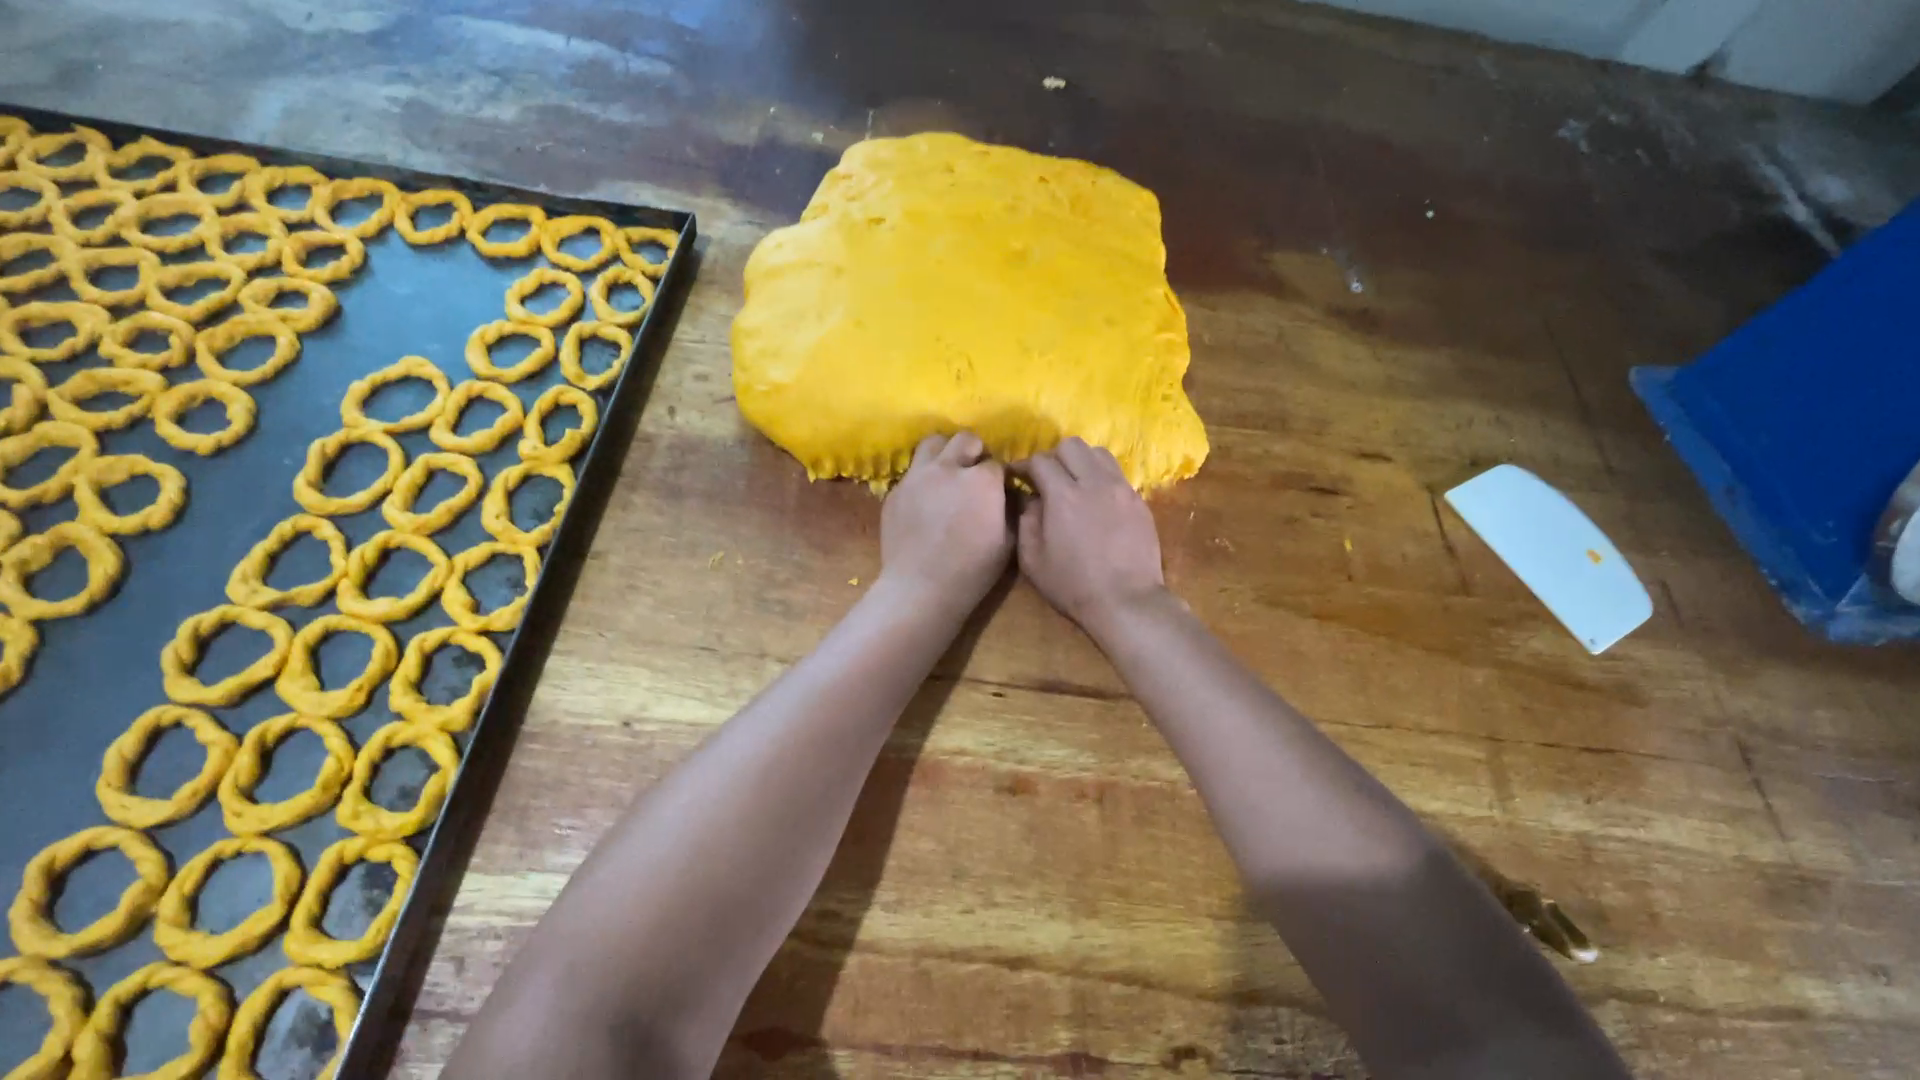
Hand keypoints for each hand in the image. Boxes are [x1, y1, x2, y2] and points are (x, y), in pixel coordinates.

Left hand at [878, 432, 1012, 615]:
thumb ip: (1012, 510)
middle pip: (965, 440)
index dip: (999, 476)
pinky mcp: (895, 491)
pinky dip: (923, 477)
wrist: (920, 588)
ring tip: (947, 472)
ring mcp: (917, 476)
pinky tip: (925, 499)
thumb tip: (1011, 494)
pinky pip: (912, 471)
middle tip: (974, 473)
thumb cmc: (972, 571)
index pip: (996, 463)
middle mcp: (948, 468)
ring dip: (945, 452)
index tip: (999, 489)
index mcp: (981, 480)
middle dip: (974, 452)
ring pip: (932, 443)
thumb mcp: (1007, 543)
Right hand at [1014, 437, 1166, 628]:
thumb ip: (1026, 521)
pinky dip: (1101, 477)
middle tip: (1047, 478)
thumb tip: (1030, 498)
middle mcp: (1094, 482)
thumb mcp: (1033, 559)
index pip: (1040, 461)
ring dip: (1081, 461)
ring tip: (1074, 482)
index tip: (1017, 476)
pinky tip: (1096, 500)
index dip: (1024, 465)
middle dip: (1053, 457)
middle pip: (1071, 445)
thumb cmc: (1073, 585)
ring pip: (1098, 453)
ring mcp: (1121, 489)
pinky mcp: (1138, 500)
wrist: (1126, 601)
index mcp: (1064, 495)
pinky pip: (1117, 474)